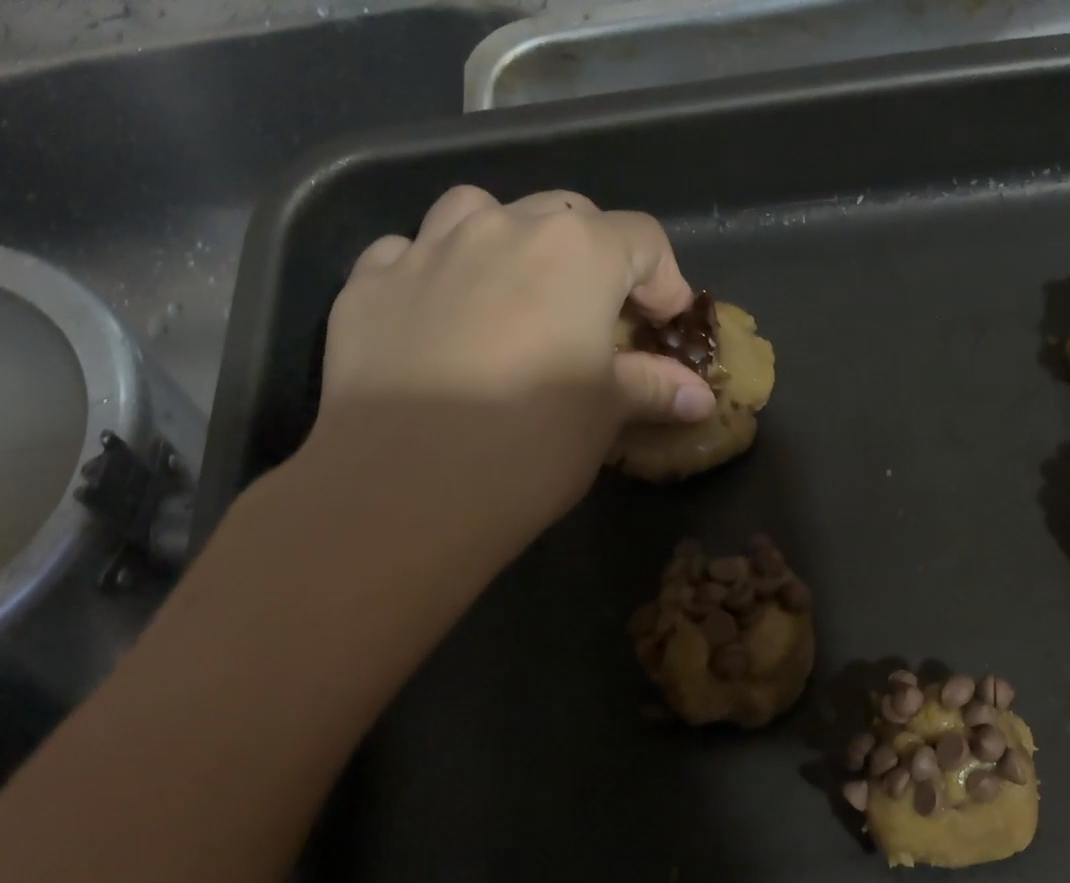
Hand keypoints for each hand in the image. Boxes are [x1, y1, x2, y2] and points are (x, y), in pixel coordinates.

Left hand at [300, 185, 714, 544]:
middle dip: (595, 257)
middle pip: (567, 216)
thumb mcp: (609, 413)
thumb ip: (655, 387)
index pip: (643, 238)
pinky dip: (441, 273)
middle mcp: (503, 228)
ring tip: (518, 298)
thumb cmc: (533, 442)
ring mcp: (429, 247)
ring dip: (512, 243)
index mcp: (577, 252)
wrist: (407, 484)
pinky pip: (414, 252)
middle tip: (599, 317)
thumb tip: (699, 397)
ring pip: (482, 212)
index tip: (663, 327)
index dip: (665, 281)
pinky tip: (447, 319)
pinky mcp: (370, 282)